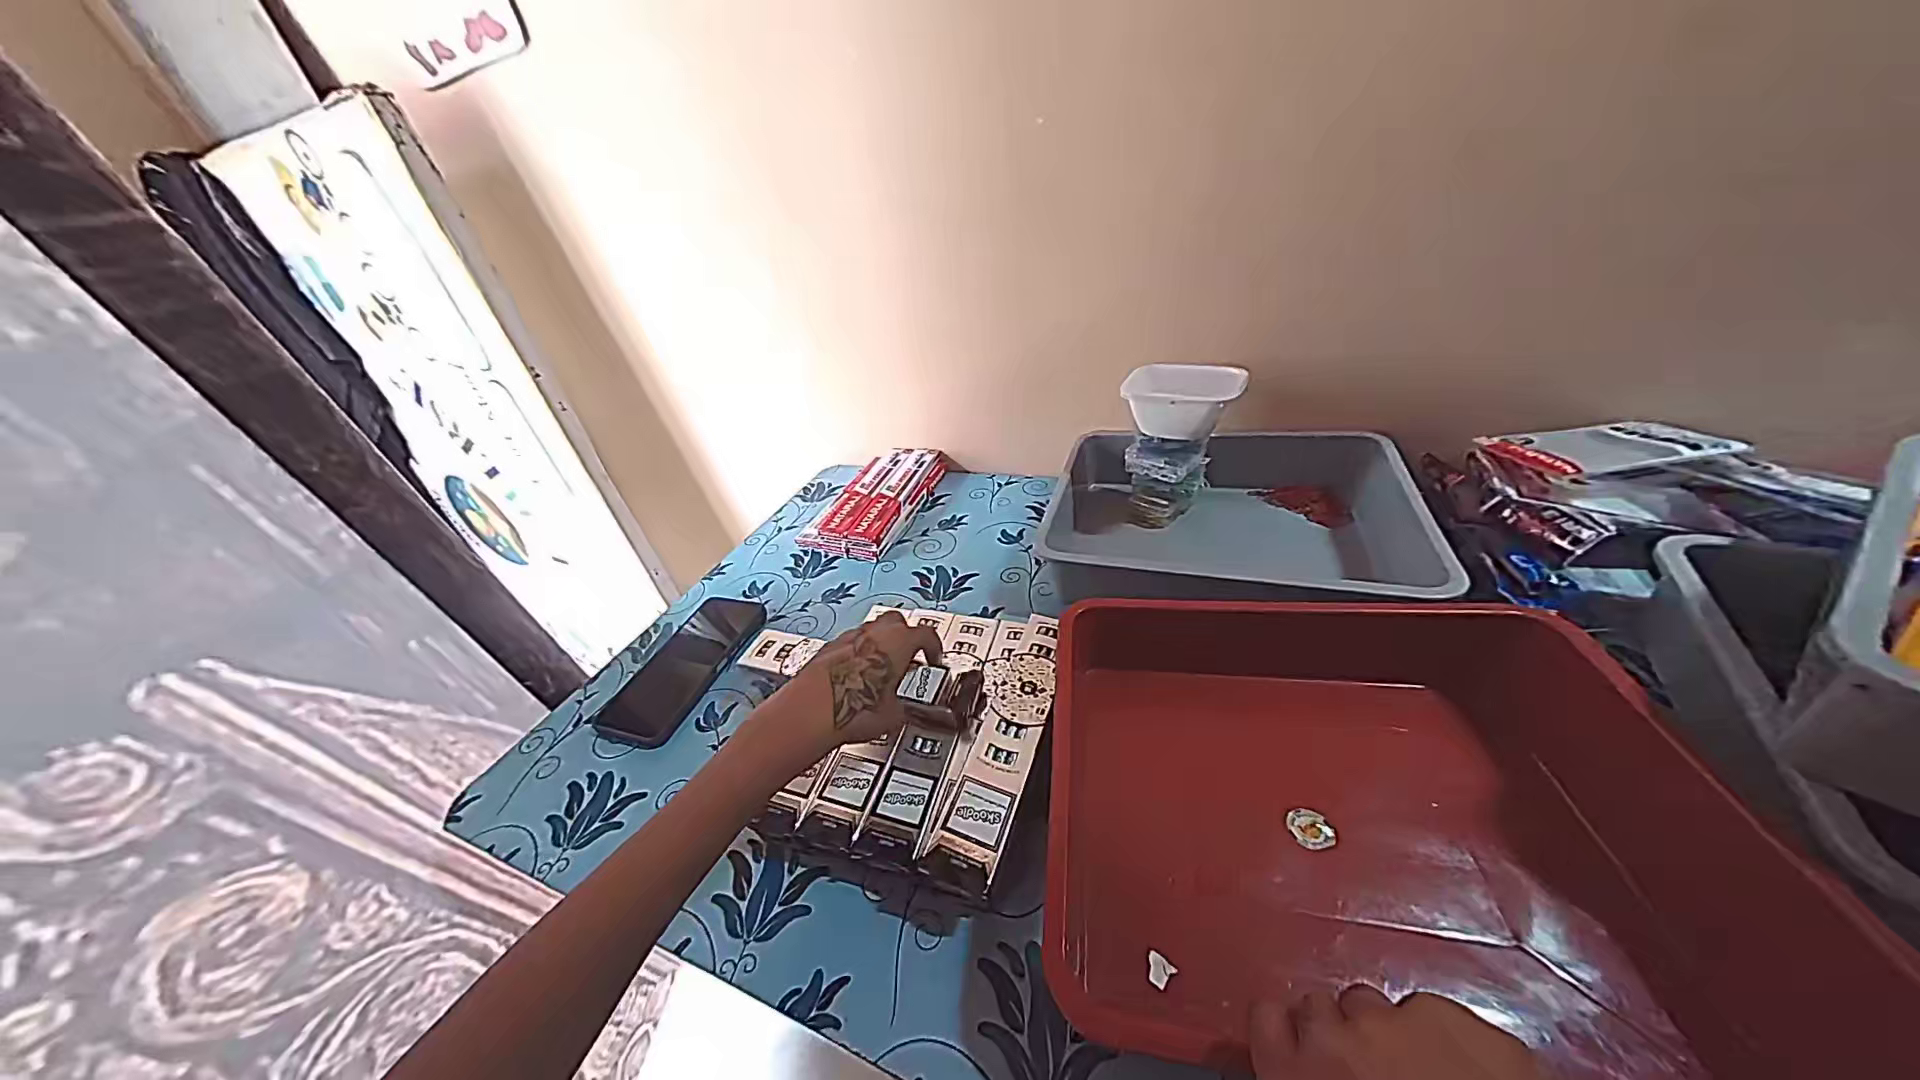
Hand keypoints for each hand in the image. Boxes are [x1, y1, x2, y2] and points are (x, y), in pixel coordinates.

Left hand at [786, 613, 942, 748]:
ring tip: (881, 670)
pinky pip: (850, 644)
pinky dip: (858, 654)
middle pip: (897, 622)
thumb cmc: (853, 708)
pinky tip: (857, 677)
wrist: (811, 711)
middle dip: (905, 637)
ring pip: (870, 631)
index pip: (926, 634)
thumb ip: (902, 705)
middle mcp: (874, 632)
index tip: (934, 658)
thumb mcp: (893, 715)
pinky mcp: (827, 648)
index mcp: (899, 641)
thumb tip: (900, 710)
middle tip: (909, 657)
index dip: (934, 647)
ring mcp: (848, 637)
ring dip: (879, 645)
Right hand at [1251, 987, 1541, 1079]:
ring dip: (1392, 1034)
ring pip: (1376, 1003)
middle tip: (1376, 1077)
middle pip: (1319, 1006)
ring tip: (1425, 1076)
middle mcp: (1337, 1035)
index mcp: (1299, 1073)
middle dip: (1344, 1033)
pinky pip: (1438, 1012)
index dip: (1287, 1033)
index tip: (1305, 1050)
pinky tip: (1468, 1076)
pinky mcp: (1461, 1020)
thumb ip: (1307, 1079)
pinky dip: (1449, 1040)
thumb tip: (1310, 1069)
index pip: (1265, 1016)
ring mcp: (1400, 1020)